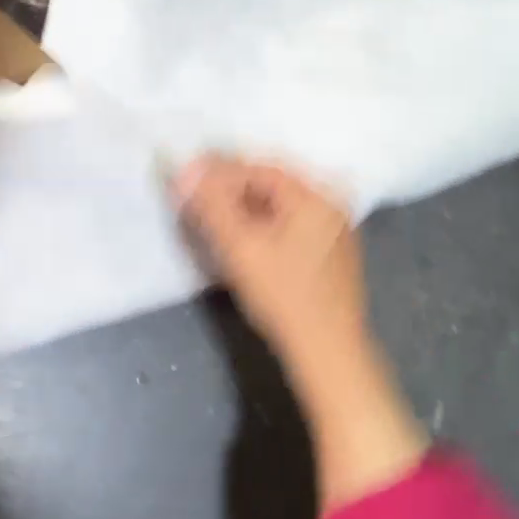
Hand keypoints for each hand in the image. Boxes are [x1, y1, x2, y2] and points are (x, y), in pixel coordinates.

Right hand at [174, 156, 366, 354]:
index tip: (184, 178)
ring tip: (211, 219)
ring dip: (242, 207)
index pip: (257, 168)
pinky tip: (240, 240)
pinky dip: (260, 224)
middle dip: (228, 188)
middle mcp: (330, 204)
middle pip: (269, 184)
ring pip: (277, 206)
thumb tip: (185, 169)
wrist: (327, 350)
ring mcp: (334, 229)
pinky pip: (288, 224)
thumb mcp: (239, 246)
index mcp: (315, 195)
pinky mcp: (329, 253)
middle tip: (194, 198)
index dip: (217, 170)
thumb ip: (211, 204)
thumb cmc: (283, 295)